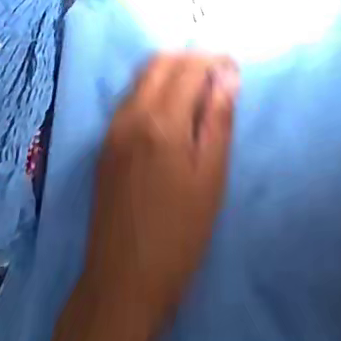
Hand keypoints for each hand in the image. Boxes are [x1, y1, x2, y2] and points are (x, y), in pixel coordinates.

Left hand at [83, 51, 238, 326]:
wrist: (124, 281)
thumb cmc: (181, 232)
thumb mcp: (212, 177)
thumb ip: (218, 120)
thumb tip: (228, 76)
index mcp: (161, 121)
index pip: (189, 67)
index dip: (215, 61)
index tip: (236, 70)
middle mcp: (130, 115)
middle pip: (160, 62)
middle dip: (192, 59)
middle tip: (220, 78)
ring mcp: (112, 129)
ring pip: (142, 77)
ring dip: (172, 71)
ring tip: (201, 94)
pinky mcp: (105, 145)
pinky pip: (131, 98)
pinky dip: (155, 90)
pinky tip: (174, 115)